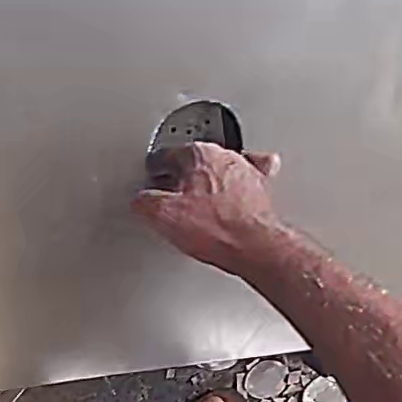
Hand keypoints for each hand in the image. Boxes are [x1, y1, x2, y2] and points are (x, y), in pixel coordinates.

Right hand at [132, 142, 290, 275]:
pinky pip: (250, 175)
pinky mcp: (260, 189)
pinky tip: (233, 191)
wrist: (253, 246)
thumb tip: (141, 200)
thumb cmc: (216, 229)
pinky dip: (239, 181)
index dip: (154, 169)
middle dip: (180, 173)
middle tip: (169, 189)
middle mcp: (224, 157)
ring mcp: (245, 171)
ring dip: (207, 178)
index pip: (166, 154)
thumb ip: (146, 202)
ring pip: (220, 166)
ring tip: (197, 196)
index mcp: (198, 155)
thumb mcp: (163, 217)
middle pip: (194, 159)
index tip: (150, 176)